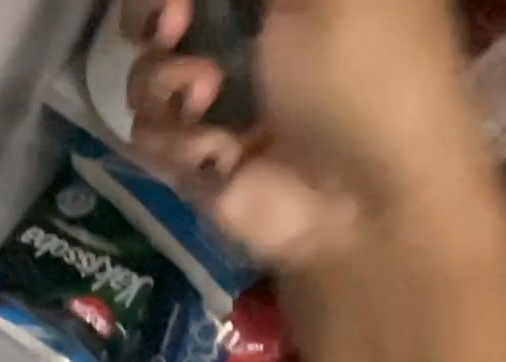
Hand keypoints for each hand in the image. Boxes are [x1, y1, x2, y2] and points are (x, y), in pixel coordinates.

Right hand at [122, 0, 495, 266]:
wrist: (354, 199)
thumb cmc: (362, 76)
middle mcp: (240, 34)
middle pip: (155, 14)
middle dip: (153, 19)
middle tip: (174, 30)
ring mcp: (210, 98)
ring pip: (143, 76)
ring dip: (167, 88)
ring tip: (209, 104)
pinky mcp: (189, 154)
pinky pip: (146, 135)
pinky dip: (176, 142)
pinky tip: (217, 154)